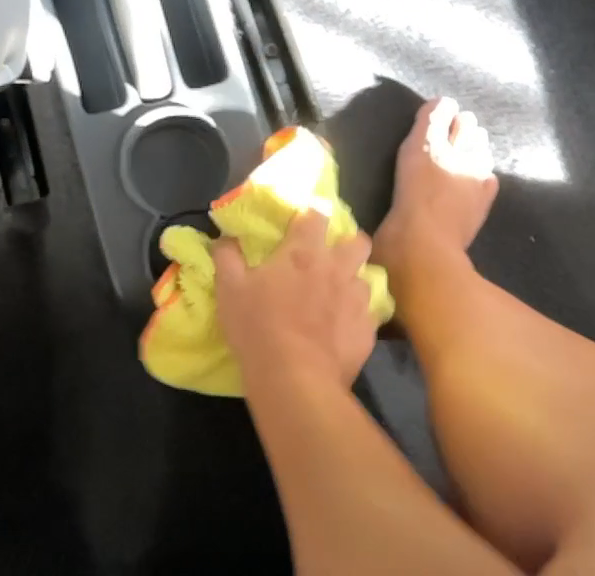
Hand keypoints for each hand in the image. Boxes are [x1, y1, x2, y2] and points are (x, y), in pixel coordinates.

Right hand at [214, 208, 379, 392]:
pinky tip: (342, 327)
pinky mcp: (368, 331)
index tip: (302, 222)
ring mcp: (357, 300)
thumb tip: (226, 237)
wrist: (295, 380)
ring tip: (338, 294)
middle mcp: (336, 268)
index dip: (310, 214)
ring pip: (366, 277)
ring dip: (353, 280)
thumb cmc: (258, 326)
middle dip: (348, 241)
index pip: (316, 215)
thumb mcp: (228, 288)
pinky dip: (356, 315)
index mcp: (302, 252)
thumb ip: (227, 255)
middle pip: (358, 240)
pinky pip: (368, 314)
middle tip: (330, 256)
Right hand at [374, 96, 499, 272]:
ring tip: (459, 154)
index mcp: (435, 141)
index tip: (435, 114)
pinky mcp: (483, 199)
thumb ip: (428, 124)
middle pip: (468, 126)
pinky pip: (487, 178)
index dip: (441, 109)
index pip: (445, 110)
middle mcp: (462, 153)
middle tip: (447, 132)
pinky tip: (472, 180)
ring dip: (472, 147)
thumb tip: (442, 105)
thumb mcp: (410, 154)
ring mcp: (477, 177)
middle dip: (460, 125)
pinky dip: (481, 174)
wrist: (424, 242)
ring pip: (481, 149)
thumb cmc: (407, 197)